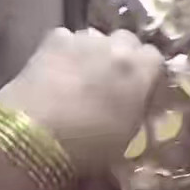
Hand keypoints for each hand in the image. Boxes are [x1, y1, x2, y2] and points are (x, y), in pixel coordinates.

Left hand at [0, 28, 162, 174]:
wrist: (34, 138)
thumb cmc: (87, 150)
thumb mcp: (124, 140)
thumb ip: (135, 113)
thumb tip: (134, 105)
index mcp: (140, 72)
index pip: (155, 59)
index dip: (147, 75)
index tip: (140, 91)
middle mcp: (115, 47)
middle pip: (126, 41)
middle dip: (122, 58)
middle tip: (111, 85)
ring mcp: (82, 40)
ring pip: (96, 39)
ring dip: (94, 54)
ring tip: (82, 80)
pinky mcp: (51, 40)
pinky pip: (67, 39)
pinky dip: (66, 52)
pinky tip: (57, 73)